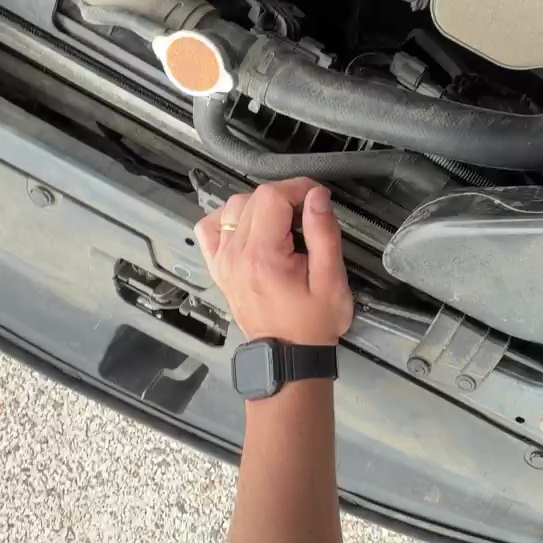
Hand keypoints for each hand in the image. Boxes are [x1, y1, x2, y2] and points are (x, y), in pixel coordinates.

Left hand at [194, 178, 352, 346]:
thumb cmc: (314, 322)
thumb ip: (324, 233)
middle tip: (307, 215)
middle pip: (252, 197)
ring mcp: (222, 261)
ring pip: (232, 206)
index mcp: (262, 257)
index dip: (299, 188)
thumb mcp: (331, 278)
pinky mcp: (218, 266)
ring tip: (284, 223)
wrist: (289, 354)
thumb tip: (317, 197)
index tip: (318, 198)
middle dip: (284, 196)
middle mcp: (235, 256)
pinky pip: (211, 227)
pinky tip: (252, 227)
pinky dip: (230, 218)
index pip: (272, 196)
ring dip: (260, 205)